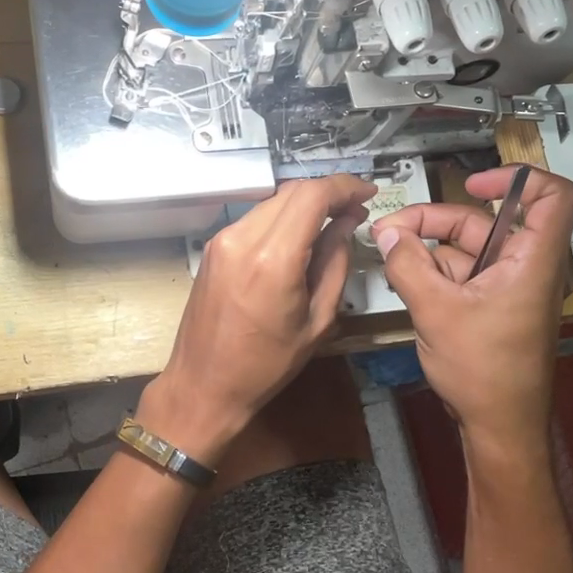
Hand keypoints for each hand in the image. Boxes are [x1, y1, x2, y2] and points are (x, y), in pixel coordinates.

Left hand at [141, 175, 376, 462]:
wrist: (204, 386)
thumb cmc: (266, 365)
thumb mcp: (317, 320)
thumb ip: (336, 263)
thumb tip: (347, 223)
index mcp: (273, 258)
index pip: (313, 195)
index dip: (345, 186)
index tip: (368, 193)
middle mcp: (242, 239)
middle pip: (292, 191)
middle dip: (328, 193)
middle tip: (355, 209)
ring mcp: (222, 241)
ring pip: (272, 202)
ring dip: (304, 205)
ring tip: (331, 223)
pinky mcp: (212, 249)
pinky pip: (254, 219)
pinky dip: (281, 219)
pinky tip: (299, 237)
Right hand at [372, 166, 572, 438]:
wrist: (498, 426)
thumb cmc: (482, 369)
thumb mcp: (436, 311)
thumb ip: (408, 266)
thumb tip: (386, 232)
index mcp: (531, 260)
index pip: (553, 197)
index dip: (517, 179)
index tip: (471, 183)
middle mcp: (523, 268)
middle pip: (484, 222)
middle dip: (435, 220)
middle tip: (389, 231)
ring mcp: (505, 289)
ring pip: (465, 250)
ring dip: (426, 249)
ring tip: (388, 257)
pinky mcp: (488, 309)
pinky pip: (460, 277)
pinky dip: (431, 273)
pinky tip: (401, 280)